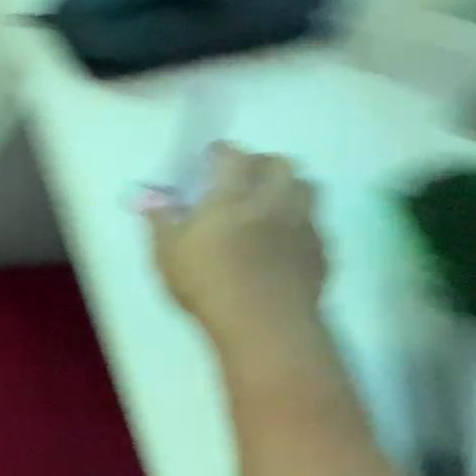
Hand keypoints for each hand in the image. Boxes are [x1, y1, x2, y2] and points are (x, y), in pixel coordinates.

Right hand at [150, 143, 327, 343]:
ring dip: (286, 186)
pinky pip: (313, 219)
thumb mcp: (166, 255)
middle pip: (281, 163)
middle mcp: (273, 201)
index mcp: (231, 198)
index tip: (208, 158)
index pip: (233, 156)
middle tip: (240, 179)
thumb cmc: (204, 285)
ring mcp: (303, 223)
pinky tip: (278, 238)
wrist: (265, 323)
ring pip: (306, 186)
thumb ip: (161, 223)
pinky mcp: (321, 247)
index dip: (221, 152)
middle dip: (261, 164)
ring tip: (265, 204)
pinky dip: (297, 218)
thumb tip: (154, 202)